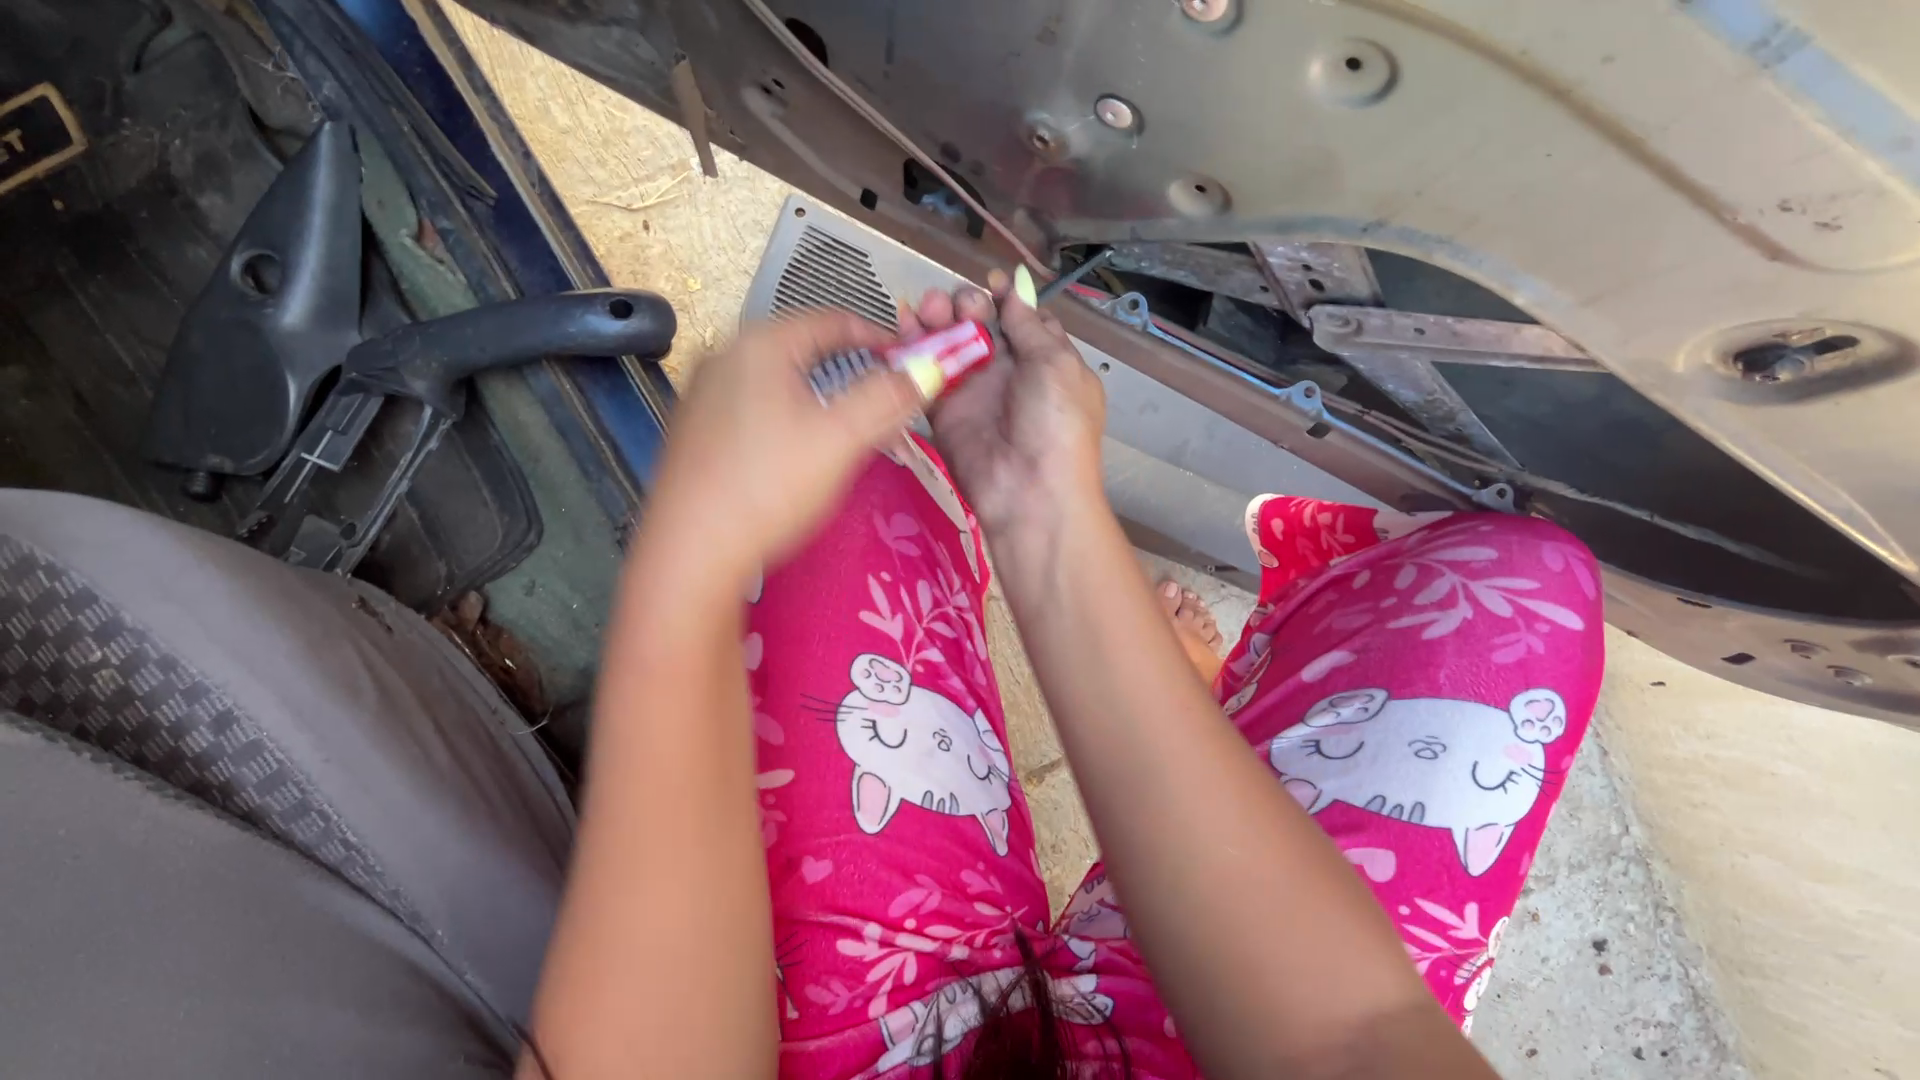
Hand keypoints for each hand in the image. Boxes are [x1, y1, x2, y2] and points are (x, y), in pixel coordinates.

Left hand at [640, 310, 923, 586]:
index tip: (908, 365)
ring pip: (781, 382)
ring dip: (822, 399)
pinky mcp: (697, 429)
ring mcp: (705, 393)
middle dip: (852, 373)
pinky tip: (800, 455)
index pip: (834, 320)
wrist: (691, 551)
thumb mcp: (841, 440)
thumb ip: (887, 399)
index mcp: (760, 344)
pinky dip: (790, 419)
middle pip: (806, 351)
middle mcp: (726, 356)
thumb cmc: (769, 487)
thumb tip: (925, 373)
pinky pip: (756, 408)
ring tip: (849, 433)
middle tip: (884, 405)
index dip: (878, 338)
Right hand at [901, 274, 1106, 536]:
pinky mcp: (945, 411)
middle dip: (968, 304)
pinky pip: (925, 373)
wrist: (1030, 492)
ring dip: (938, 320)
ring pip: (950, 344)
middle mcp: (1010, 373)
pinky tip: (905, 325)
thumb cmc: (1056, 424)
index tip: (991, 283)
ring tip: (930, 307)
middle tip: (961, 305)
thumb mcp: (1055, 365)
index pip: (1023, 319)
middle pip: (982, 325)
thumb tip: (1016, 292)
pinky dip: (913, 348)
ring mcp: (975, 391)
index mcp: (1047, 361)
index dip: (1006, 298)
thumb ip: (1029, 326)